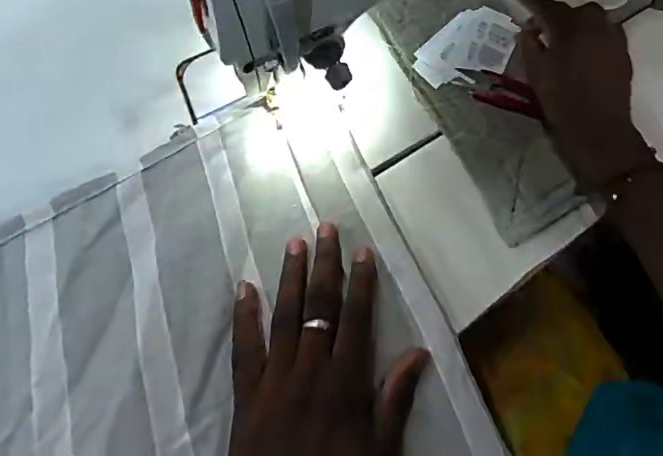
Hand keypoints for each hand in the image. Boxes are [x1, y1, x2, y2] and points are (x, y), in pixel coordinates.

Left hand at [230, 224, 429, 455]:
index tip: (363, 250)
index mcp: (345, 384)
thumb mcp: (380, 453)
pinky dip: (244, 315)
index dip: (361, 283)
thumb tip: (419, 354)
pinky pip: (245, 347)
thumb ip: (395, 401)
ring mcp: (276, 379)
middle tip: (326, 228)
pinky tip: (244, 286)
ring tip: (294, 242)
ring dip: (290, 277)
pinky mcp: (247, 394)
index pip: (356, 320)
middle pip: (319, 308)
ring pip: (284, 316)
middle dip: (325, 266)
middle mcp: (310, 371)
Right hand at [515, 0, 656, 190]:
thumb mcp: (534, 70)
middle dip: (560, 13)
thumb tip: (530, 28)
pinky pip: (607, 32)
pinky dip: (593, 33)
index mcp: (570, 28)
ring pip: (595, 18)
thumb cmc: (560, 99)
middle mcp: (595, 27)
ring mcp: (613, 39)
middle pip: (576, 9)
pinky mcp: (623, 53)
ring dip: (579, 22)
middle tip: (544, 25)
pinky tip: (583, 47)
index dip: (532, 0)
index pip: (548, 6)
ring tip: (565, 36)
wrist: (598, 129)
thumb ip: (530, 43)